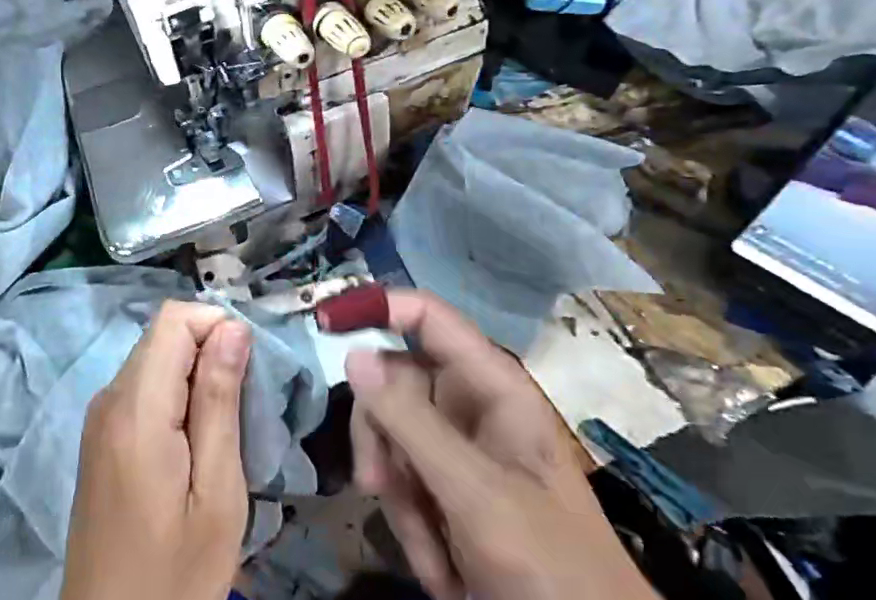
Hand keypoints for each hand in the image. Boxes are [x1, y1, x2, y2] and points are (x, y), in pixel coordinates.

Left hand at [61, 300, 252, 599]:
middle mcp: (109, 397)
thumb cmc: (175, 572)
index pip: (173, 320)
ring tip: (225, 424)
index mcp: (136, 407)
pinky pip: (141, 386)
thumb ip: (220, 402)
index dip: (216, 324)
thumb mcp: (216, 493)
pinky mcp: (100, 434)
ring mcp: (99, 415)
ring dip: (194, 371)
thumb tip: (232, 328)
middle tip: (244, 401)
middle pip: (162, 335)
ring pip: (153, 357)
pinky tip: (196, 437)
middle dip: (208, 348)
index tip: (250, 365)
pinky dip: (174, 391)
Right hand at [345, 290, 657, 599]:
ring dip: (397, 492)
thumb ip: (411, 421)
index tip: (323, 323)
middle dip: (382, 438)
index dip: (376, 308)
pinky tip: (442, 566)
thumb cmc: (552, 566)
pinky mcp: (446, 489)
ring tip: (431, 548)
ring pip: (389, 435)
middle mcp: (470, 406)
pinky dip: (410, 522)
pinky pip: (400, 478)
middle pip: (392, 382)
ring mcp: (457, 449)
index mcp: (492, 386)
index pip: (425, 316)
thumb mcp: (477, 494)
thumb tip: (352, 354)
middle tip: (377, 484)